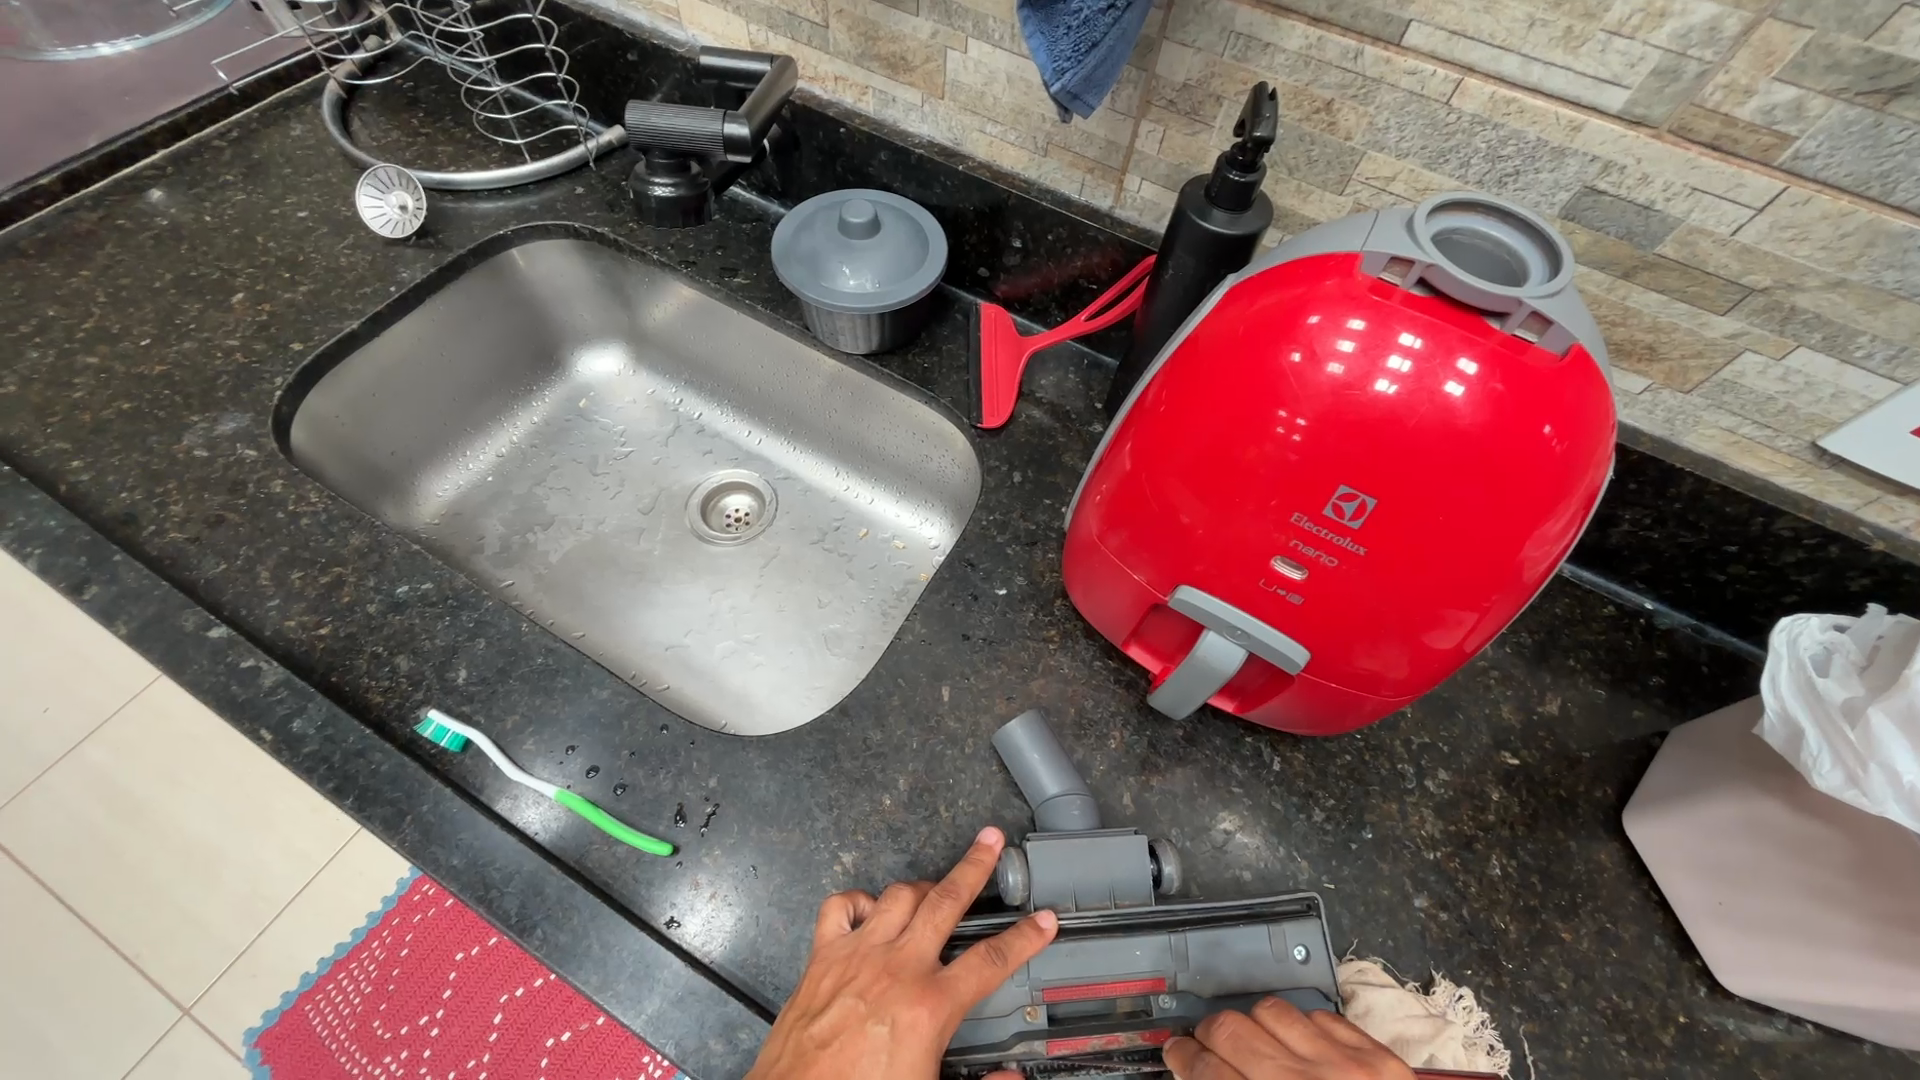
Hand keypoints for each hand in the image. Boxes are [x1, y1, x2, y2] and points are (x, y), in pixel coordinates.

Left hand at [744, 826, 1058, 1079]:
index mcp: (928, 1006)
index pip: (991, 961)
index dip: (1024, 938)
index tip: (1042, 920)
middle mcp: (896, 968)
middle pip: (946, 901)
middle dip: (975, 866)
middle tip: (991, 842)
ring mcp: (858, 955)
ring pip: (899, 896)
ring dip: (922, 885)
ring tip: (938, 882)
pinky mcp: (824, 956)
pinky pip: (842, 907)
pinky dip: (859, 901)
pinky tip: (872, 908)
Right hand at [1165, 996, 1414, 1079]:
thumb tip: (1200, 1078)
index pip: (1207, 1071)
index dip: (1183, 1058)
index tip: (1177, 1054)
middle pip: (1229, 1030)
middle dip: (1208, 1036)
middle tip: (1207, 1048)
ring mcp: (1346, 1069)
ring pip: (1271, 1012)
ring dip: (1255, 1027)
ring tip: (1257, 1045)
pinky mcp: (1380, 1059)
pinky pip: (1321, 1017)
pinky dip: (1304, 1030)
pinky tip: (1303, 1051)